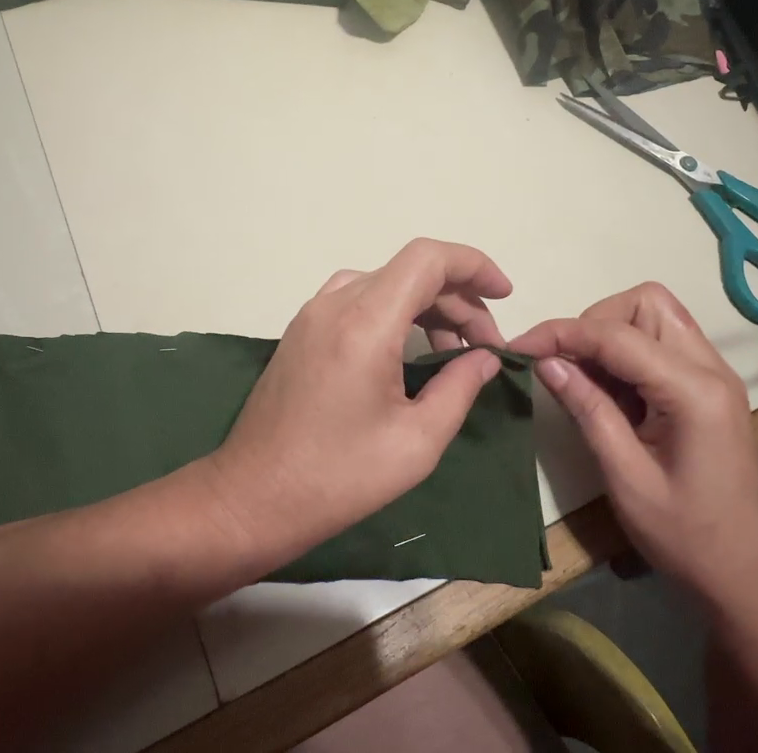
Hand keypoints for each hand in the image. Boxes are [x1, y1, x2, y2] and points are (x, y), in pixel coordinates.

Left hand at [204, 239, 512, 566]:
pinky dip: (394, 313)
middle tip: (486, 346)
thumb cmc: (339, 477)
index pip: (427, 259)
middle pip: (409, 272)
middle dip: (458, 299)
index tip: (504, 296)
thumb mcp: (417, 441)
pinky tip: (410, 352)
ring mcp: (311, 316)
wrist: (252, 498)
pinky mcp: (301, 333)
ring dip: (426, 306)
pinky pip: (357, 301)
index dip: (473, 266)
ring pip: (383, 284)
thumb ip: (460, 387)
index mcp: (365, 322)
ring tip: (454, 352)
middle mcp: (334, 304)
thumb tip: (485, 357)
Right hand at [510, 283, 757, 603]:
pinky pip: (662, 347)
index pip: (617, 334)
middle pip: (646, 303)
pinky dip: (628, 356)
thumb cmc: (687, 538)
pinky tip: (610, 397)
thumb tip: (545, 361)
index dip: (561, 333)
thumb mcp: (626, 478)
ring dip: (611, 336)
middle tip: (565, 368)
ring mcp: (714, 378)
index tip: (517, 348)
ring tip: (585, 384)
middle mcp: (711, 369)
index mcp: (694, 390)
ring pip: (655, 318)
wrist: (749, 581)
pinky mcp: (709, 392)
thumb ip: (588, 410)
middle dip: (595, 323)